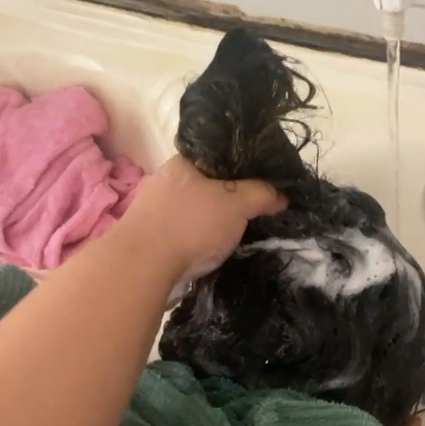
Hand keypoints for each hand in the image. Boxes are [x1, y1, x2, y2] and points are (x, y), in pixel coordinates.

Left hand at [115, 157, 285, 282]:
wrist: (142, 267)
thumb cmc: (190, 225)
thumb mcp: (237, 204)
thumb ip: (262, 194)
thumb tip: (281, 196)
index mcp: (184, 162)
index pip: (220, 158)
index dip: (246, 171)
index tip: (266, 187)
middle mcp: (167, 182)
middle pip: (209, 187)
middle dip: (232, 201)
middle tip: (258, 214)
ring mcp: (156, 212)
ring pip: (197, 213)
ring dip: (215, 225)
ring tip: (240, 237)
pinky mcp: (152, 240)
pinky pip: (186, 235)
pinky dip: (201, 243)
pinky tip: (215, 252)